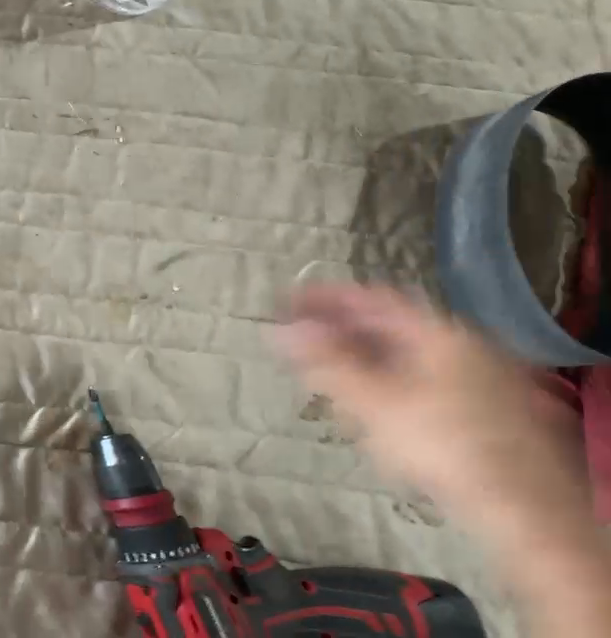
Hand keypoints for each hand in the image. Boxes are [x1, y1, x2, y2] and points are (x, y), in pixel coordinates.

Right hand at [274, 283, 586, 539]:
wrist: (527, 513)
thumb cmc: (441, 446)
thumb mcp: (369, 402)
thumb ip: (322, 360)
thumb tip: (282, 329)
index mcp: (440, 334)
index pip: (371, 298)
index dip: (324, 297)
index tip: (286, 303)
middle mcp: (467, 347)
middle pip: (391, 326)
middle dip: (341, 330)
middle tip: (301, 339)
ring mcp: (486, 379)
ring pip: (410, 354)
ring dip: (364, 356)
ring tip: (327, 372)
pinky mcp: (492, 410)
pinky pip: (428, 377)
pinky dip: (392, 377)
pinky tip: (372, 401)